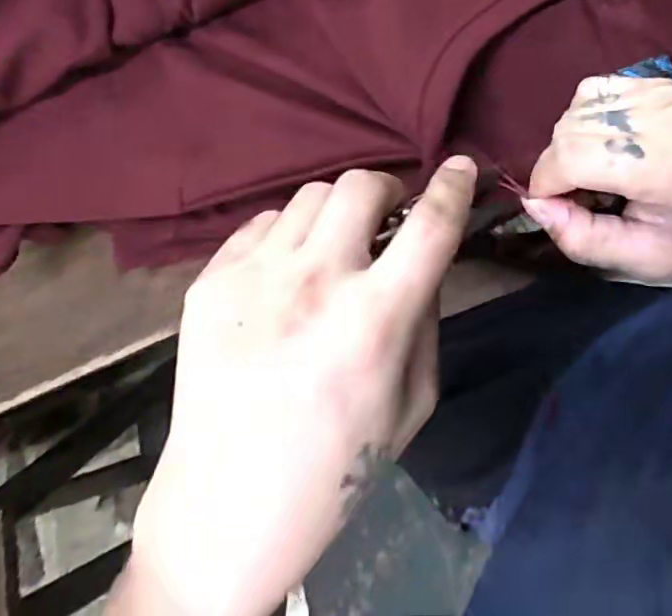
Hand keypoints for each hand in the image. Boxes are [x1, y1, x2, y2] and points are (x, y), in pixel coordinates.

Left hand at [123, 159, 477, 615]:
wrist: (226, 504)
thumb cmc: (337, 468)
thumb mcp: (411, 402)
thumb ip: (424, 319)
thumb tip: (424, 258)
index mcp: (374, 319)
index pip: (430, 224)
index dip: (452, 186)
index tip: (460, 167)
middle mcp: (314, 281)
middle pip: (360, 185)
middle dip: (386, 189)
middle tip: (387, 216)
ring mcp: (254, 275)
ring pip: (310, 196)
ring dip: (336, 212)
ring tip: (333, 249)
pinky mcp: (211, 280)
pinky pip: (263, 223)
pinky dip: (288, 235)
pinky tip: (285, 274)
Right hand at [522, 76, 671, 284]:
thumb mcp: (640, 259)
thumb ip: (579, 236)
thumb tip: (533, 203)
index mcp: (667, 166)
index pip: (571, 156)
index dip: (547, 183)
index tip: (555, 208)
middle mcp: (665, 117)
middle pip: (568, 130)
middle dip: (558, 167)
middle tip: (584, 197)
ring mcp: (664, 93)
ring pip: (575, 109)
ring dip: (570, 143)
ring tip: (600, 171)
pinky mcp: (661, 83)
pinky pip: (594, 91)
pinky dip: (586, 119)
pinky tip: (608, 143)